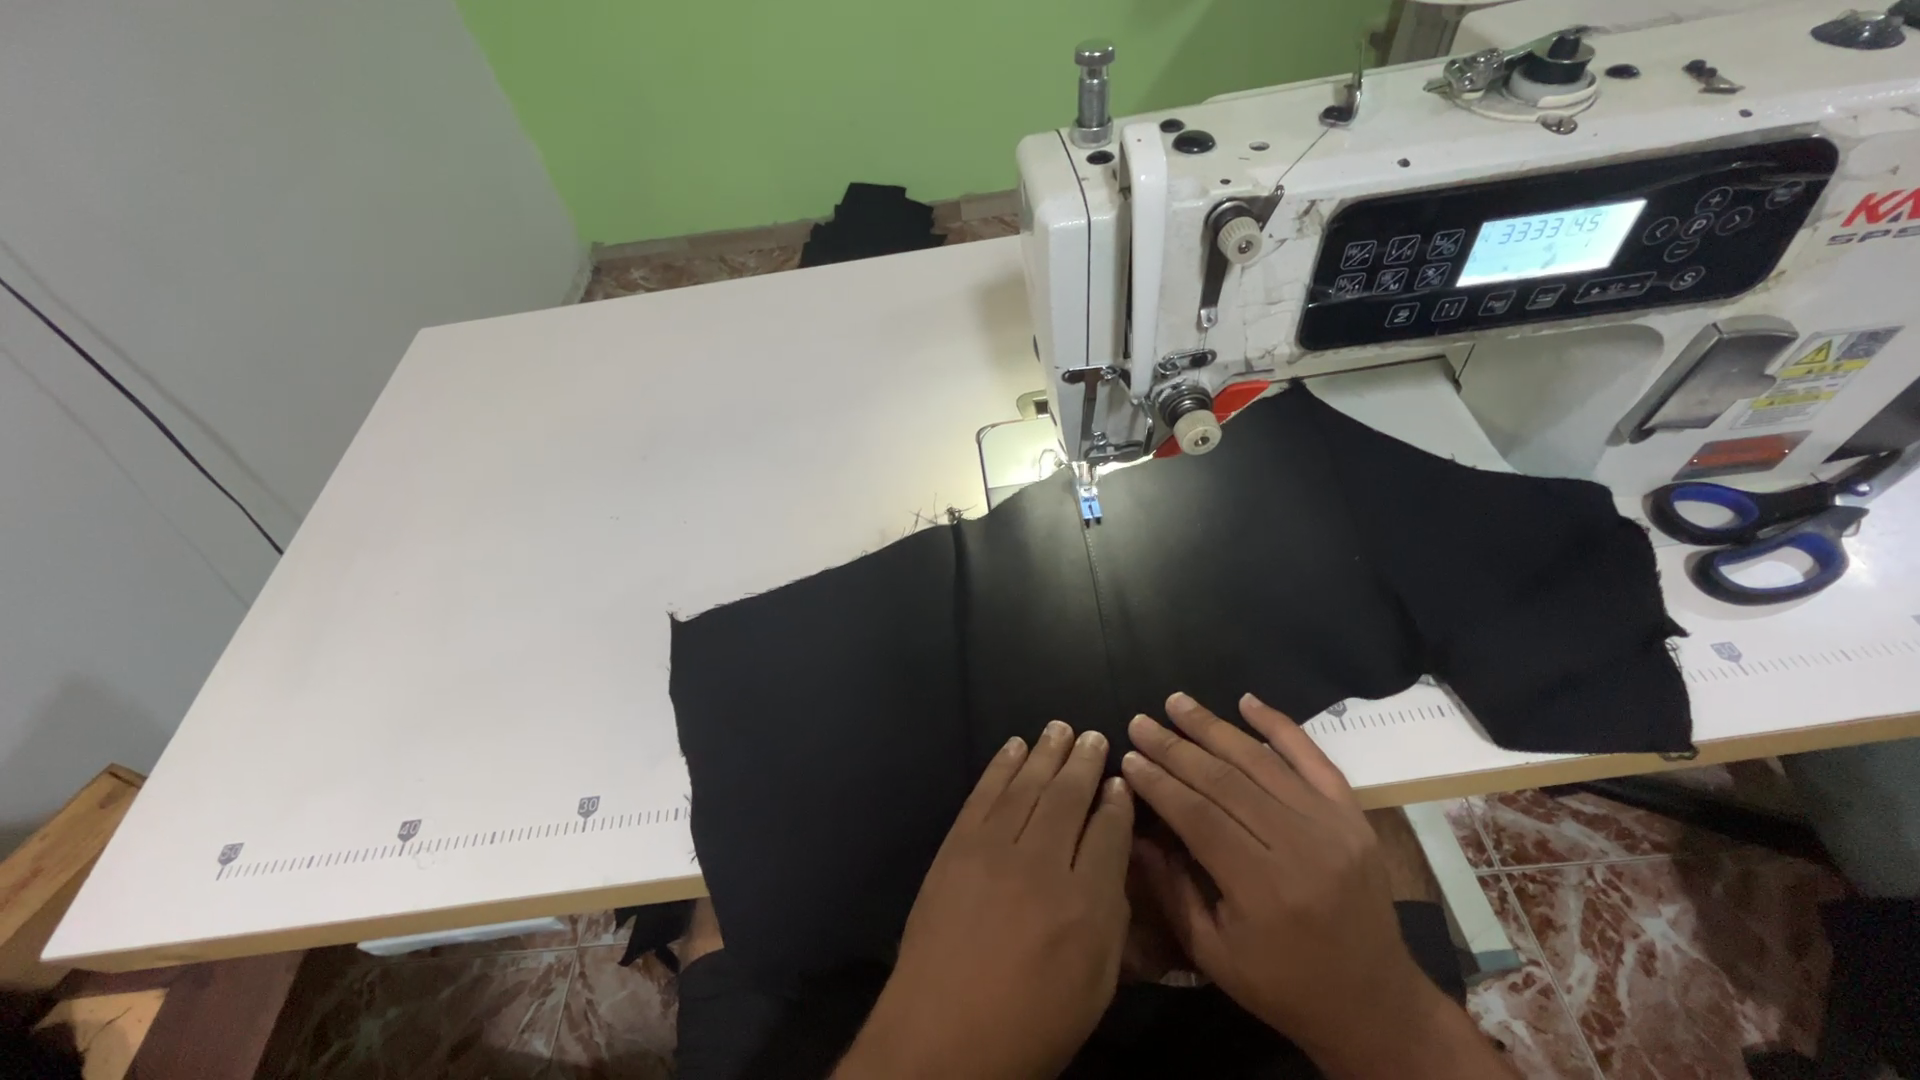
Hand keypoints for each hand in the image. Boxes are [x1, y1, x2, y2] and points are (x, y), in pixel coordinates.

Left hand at [835, 721, 1133, 1079]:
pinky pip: (983, 795)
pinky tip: (1014, 748)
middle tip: (1094, 736)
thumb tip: (1114, 864)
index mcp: (1085, 905)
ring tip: (1060, 729)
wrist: (941, 1037)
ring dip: (1046, 754)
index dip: (1118, 802)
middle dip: (1085, 764)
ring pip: (1027, 787)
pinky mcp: (956, 848)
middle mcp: (1042, 865)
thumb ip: (1112, 920)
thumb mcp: (1096, 986)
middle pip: (1069, 799)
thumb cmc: (1031, 1025)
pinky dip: (1000, 767)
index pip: (1109, 833)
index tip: (1121, 780)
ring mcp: (993, 851)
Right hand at [1123, 693, 1507, 1076]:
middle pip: (1226, 781)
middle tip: (1140, 722)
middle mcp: (1302, 847)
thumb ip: (1170, 891)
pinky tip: (1247, 701)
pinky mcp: (1353, 816)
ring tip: (1176, 702)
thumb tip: (1131, 833)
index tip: (1128, 757)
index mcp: (1264, 889)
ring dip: (1215, 727)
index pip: (1199, 816)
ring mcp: (1333, 825)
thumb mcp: (1212, 954)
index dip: (1159, 783)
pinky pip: (1314, 759)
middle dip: (1176, 749)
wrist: (1374, 1003)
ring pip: (1262, 762)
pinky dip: (1280, 726)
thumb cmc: (1283, 987)